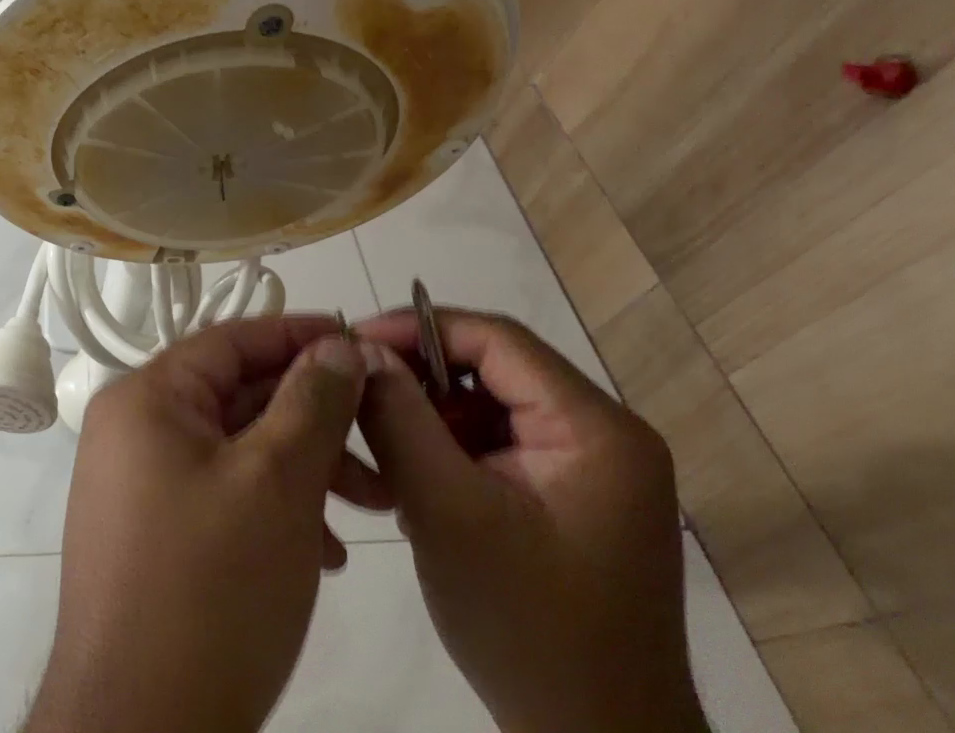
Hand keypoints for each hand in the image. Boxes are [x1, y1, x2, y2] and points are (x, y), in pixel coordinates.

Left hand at [27, 316, 391, 732]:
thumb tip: (337, 344)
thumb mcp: (276, 481)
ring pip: (240, 451)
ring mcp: (142, 488)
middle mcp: (135, 434)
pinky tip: (327, 552)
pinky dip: (278, 509)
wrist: (143, 722)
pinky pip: (226, 496)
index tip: (368, 344)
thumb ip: (312, 401)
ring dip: (308, 469)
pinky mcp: (158, 537)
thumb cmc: (212, 585)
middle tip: (387, 436)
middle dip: (318, 416)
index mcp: (147, 401)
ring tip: (374, 508)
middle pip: (238, 396)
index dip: (302, 336)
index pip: (232, 341)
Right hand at [354, 308, 707, 732]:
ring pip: (490, 415)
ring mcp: (591, 474)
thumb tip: (360, 352)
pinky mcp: (570, 504)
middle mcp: (605, 437)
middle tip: (352, 398)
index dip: (418, 329)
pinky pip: (498, 454)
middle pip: (494, 376)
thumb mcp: (447, 513)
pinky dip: (448, 459)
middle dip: (418, 382)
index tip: (350, 342)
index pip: (498, 340)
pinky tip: (407, 485)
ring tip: (374, 450)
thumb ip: (399, 421)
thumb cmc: (524, 625)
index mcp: (596, 428)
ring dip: (428, 424)